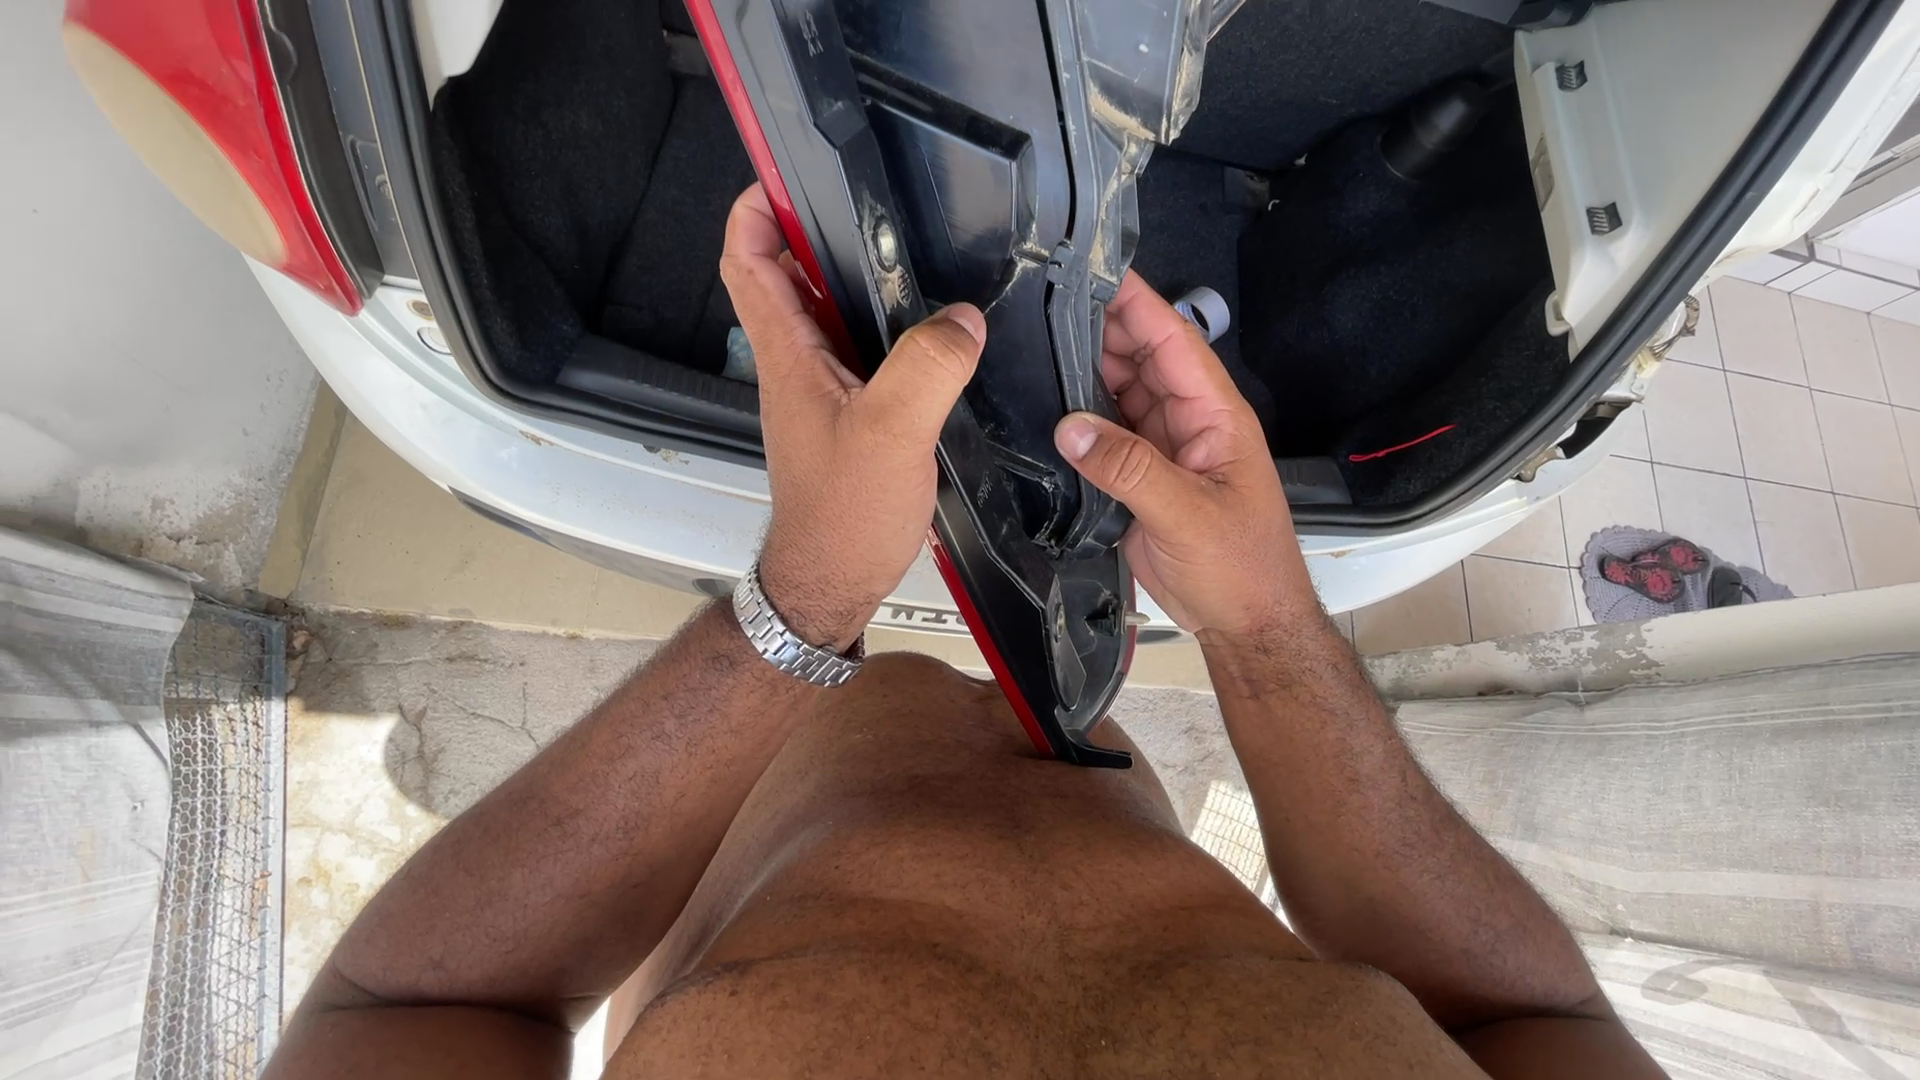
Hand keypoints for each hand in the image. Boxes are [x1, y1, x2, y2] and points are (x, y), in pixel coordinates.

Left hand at [720, 185, 983, 650]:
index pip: (747, 261)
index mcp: (788, 355)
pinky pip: (862, 356)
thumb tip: (964, 318)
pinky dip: (885, 331)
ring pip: (829, 317)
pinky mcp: (849, 419)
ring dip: (856, 281)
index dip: (756, 210)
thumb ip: (927, 368)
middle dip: (819, 232)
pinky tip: (930, 333)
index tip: (790, 174)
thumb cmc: (845, 515)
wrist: (833, 579)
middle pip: (790, 279)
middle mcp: (796, 367)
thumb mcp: (891, 433)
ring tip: (912, 254)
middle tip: (876, 205)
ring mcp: (821, 394)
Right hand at [1053, 273, 1317, 643]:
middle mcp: (1185, 422)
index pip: (1172, 342)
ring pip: (1117, 397)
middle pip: (1139, 361)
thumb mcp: (1188, 514)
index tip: (1094, 270)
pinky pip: (1104, 437)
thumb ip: (1130, 469)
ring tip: (1034, 347)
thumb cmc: (1239, 566)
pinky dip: (1078, 422)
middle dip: (1098, 331)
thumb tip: (1069, 426)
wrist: (1243, 622)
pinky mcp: (1139, 479)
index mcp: (1213, 415)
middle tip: (1042, 306)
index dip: (1137, 304)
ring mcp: (1160, 450)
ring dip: (1083, 374)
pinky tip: (1046, 409)